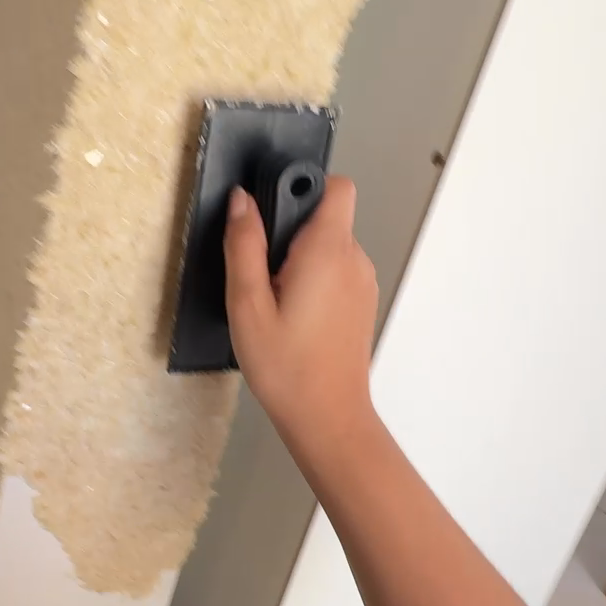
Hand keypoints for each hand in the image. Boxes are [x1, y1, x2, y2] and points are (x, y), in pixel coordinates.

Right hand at [223, 176, 377, 440]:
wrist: (327, 419)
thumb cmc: (285, 365)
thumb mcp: (247, 304)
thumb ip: (244, 245)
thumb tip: (242, 199)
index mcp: (329, 251)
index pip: (336, 187)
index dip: (304, 187)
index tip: (272, 213)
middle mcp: (355, 259)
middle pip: (328, 216)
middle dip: (292, 230)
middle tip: (262, 272)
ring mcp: (363, 282)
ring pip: (330, 245)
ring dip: (300, 257)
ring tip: (274, 299)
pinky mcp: (362, 303)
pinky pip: (336, 269)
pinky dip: (313, 277)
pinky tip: (292, 313)